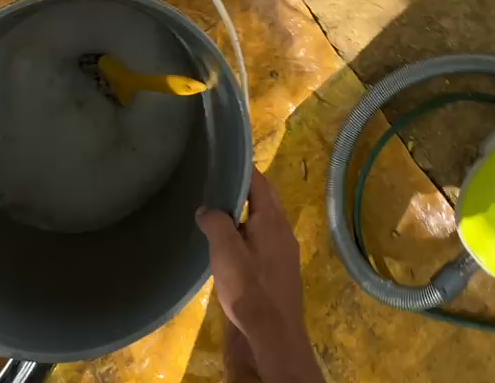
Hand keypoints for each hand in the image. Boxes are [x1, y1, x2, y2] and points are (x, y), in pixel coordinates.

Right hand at [196, 171, 324, 382]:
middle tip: (221, 186)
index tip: (225, 162)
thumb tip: (206, 208)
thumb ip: (215, 223)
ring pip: (268, 219)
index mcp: (271, 217)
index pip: (258, 180)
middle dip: (247, 189)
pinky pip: (268, 238)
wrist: (274, 333)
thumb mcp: (224, 251)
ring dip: (249, 213)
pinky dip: (253, 232)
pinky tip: (237, 245)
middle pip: (267, 198)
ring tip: (224, 214)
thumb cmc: (249, 287)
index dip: (243, 169)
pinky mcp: (284, 268)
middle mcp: (284, 228)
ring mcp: (287, 249)